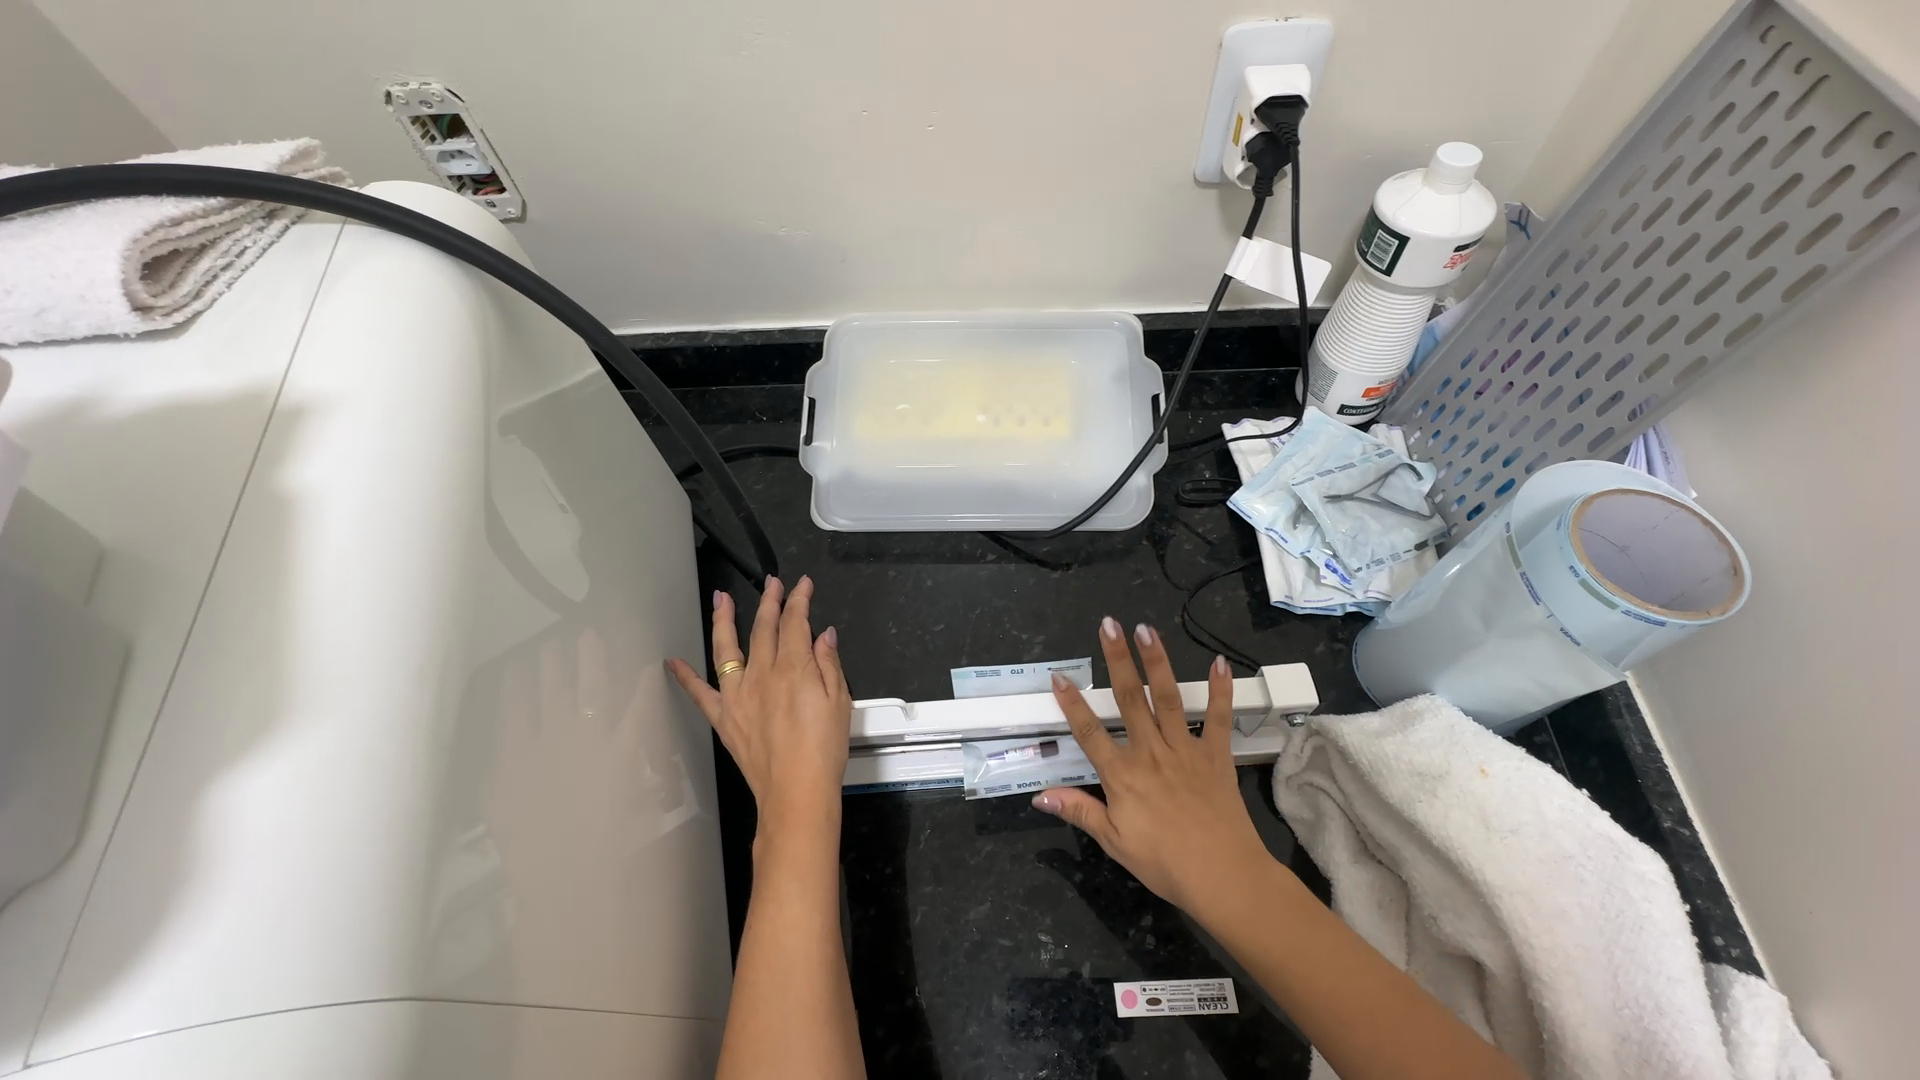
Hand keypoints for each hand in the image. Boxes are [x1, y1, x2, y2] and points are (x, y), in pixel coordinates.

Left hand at [666, 576, 850, 829]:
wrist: (796, 791)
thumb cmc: (824, 749)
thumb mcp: (840, 702)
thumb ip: (830, 664)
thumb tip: (824, 635)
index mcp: (794, 668)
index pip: (795, 623)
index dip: (799, 600)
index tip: (802, 585)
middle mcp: (762, 674)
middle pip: (763, 628)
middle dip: (769, 602)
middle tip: (772, 583)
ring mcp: (738, 694)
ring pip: (727, 648)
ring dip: (724, 620)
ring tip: (721, 599)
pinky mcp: (724, 717)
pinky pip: (701, 693)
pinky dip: (685, 677)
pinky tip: (673, 663)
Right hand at [1032, 617, 1276, 919]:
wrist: (1224, 876)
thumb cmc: (1164, 863)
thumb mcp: (1115, 841)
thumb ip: (1080, 811)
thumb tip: (1040, 795)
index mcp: (1122, 775)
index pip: (1090, 732)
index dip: (1072, 704)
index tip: (1059, 675)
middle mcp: (1150, 753)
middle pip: (1129, 700)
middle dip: (1117, 660)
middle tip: (1109, 625)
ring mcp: (1185, 750)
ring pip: (1167, 698)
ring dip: (1157, 661)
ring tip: (1147, 629)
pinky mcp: (1216, 756)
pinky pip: (1218, 718)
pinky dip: (1220, 690)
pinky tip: (1219, 662)